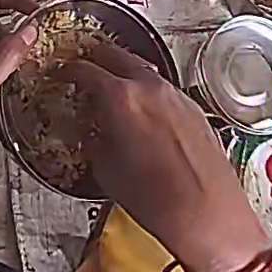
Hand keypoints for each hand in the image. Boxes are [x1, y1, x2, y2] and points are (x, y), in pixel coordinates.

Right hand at [60, 45, 270, 271]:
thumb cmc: (157, 199)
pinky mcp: (194, 109)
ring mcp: (175, 96)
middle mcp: (150, 88)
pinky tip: (143, 111)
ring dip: (124, 73)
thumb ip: (95, 139)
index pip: (86, 70)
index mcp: (121, 98)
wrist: (207, 216)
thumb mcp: (105, 168)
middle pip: (117, 55)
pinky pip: (163, 89)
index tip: (64, 74)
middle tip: (85, 69)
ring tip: (113, 90)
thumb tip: (94, 132)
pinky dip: (147, 91)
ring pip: (143, 70)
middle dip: (97, 60)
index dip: (70, 70)